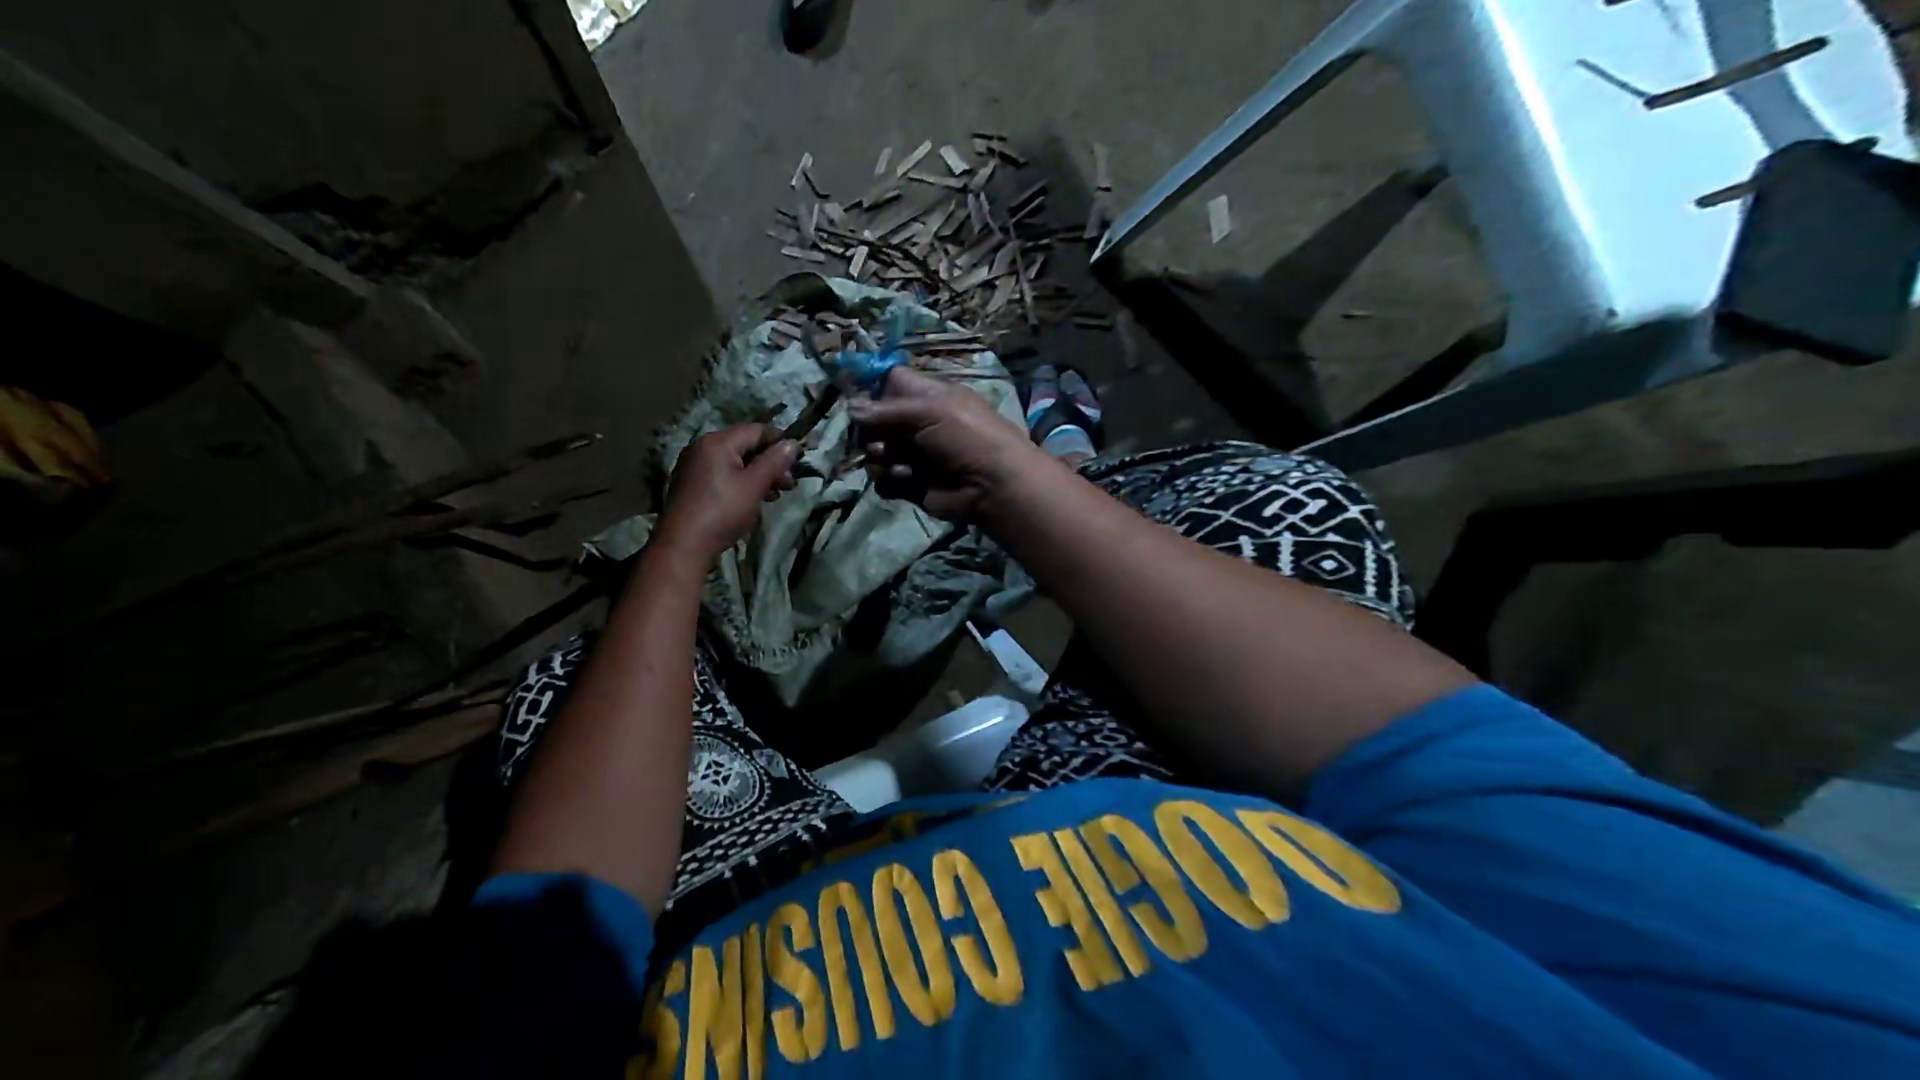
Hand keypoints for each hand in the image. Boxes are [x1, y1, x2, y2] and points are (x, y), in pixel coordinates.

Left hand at [656, 424, 799, 559]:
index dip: (781, 440)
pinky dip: (742, 482)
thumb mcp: (754, 485)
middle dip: (771, 462)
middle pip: (746, 446)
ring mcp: (695, 466)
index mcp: (717, 442)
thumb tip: (792, 443)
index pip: (757, 430)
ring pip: (736, 462)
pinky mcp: (693, 484)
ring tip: (775, 494)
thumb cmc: (723, 511)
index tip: (801, 457)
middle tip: (789, 483)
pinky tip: (753, 499)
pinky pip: (723, 474)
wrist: (684, 545)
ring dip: (759, 474)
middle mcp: (703, 447)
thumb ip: (775, 461)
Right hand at [848, 367, 1052, 519]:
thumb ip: (886, 409)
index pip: (889, 383)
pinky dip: (892, 480)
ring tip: (899, 460)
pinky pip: (883, 480)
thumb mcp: (929, 410)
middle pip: (874, 421)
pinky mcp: (910, 484)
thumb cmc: (966, 436)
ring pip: (874, 452)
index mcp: (926, 397)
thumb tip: (850, 409)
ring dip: (882, 456)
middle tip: (886, 437)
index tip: (860, 398)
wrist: (991, 485)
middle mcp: (917, 424)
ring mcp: (912, 455)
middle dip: (872, 429)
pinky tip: (908, 478)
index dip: (873, 389)